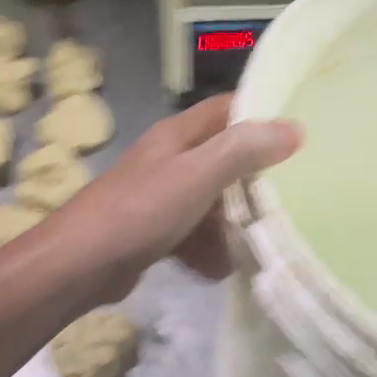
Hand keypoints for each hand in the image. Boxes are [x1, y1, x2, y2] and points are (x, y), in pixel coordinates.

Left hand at [61, 94, 299, 290]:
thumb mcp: (198, 174)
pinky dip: (209, 249)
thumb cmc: (140, 210)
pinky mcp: (151, 232)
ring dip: (234, 220)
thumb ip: (244, 149)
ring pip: (210, 200)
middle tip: (295, 191)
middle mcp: (170, 158)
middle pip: (223, 157)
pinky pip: (192, 234)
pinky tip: (223, 269)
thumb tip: (294, 127)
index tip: (299, 129)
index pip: (228, 108)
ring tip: (265, 239)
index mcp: (179, 135)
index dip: (261, 112)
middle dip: (256, 176)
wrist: (76, 266)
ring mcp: (160, 196)